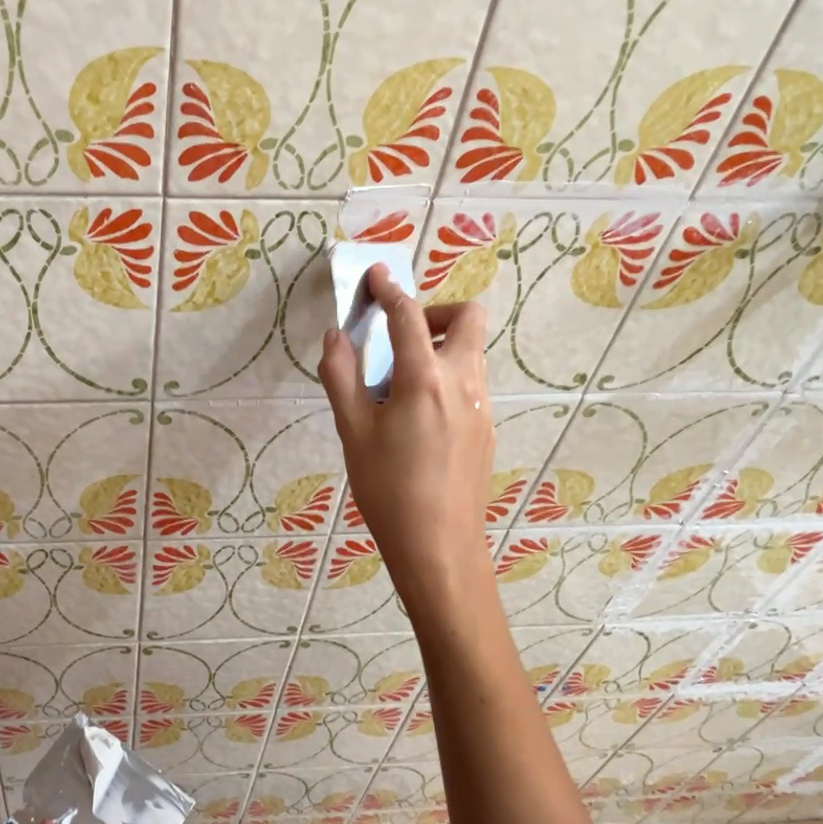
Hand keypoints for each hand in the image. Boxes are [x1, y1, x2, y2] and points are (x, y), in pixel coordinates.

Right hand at [319, 264, 493, 615]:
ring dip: (440, 345)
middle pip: (468, 318)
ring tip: (401, 380)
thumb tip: (336, 336)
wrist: (440, 548)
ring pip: (472, 351)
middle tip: (402, 335)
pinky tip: (417, 416)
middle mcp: (463, 383)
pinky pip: (471, 383)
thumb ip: (341, 376)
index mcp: (425, 379)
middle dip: (435, 311)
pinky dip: (447, 376)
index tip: (375, 276)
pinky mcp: (487, 429)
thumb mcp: (352, 432)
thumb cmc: (388, 490)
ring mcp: (482, 407)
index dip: (389, 290)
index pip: (408, 315)